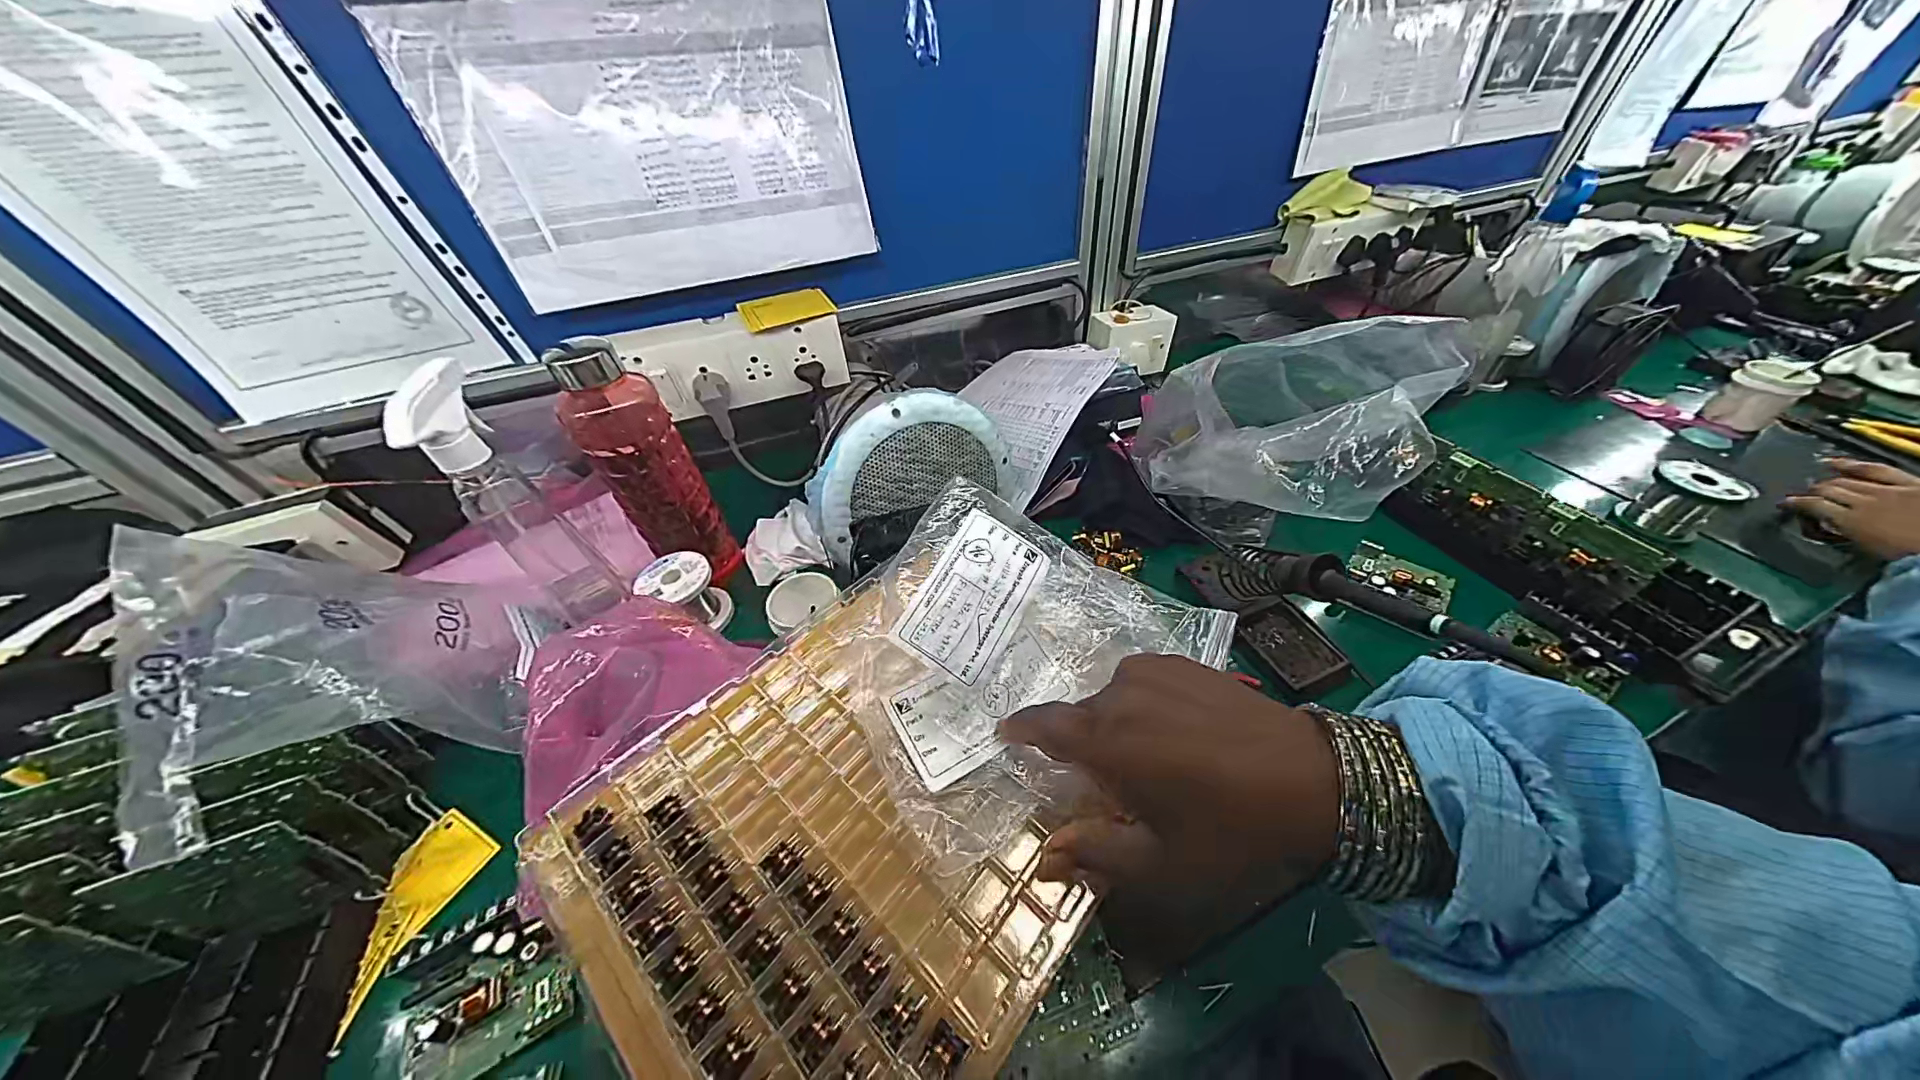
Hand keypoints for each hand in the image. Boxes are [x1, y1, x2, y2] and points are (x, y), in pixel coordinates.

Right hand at [999, 655, 1339, 966]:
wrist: (1311, 776)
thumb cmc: (1228, 826)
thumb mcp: (1159, 858)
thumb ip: (1094, 853)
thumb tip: (1043, 858)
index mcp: (1105, 739)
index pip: (1042, 724)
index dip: (1021, 729)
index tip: (1008, 734)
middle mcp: (1118, 693)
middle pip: (1080, 716)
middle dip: (1082, 744)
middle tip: (1110, 779)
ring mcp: (1152, 670)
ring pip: (1112, 699)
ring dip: (1116, 723)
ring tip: (1152, 755)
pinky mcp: (1181, 662)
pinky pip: (1142, 681)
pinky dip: (1143, 703)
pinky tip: (1176, 728)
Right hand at [1783, 458, 1919, 560]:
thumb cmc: (1908, 553)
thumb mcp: (1870, 548)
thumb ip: (1847, 532)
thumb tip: (1829, 523)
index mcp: (1852, 520)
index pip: (1813, 505)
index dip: (1794, 503)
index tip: (1785, 504)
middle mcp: (1865, 501)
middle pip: (1829, 489)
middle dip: (1814, 490)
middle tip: (1806, 493)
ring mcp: (1890, 490)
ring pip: (1849, 479)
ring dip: (1831, 478)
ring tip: (1819, 474)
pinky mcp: (1912, 484)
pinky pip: (1880, 470)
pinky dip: (1857, 465)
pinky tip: (1843, 463)